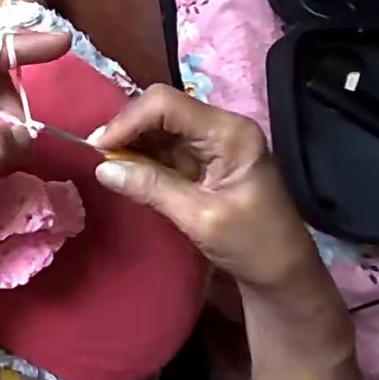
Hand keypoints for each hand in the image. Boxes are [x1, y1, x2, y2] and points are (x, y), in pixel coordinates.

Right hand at [90, 85, 323, 293]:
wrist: (283, 274)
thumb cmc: (252, 245)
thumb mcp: (200, 217)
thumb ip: (152, 187)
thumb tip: (102, 168)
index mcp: (229, 132)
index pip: (167, 104)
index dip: (128, 120)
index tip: (97, 147)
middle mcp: (220, 127)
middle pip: (161, 109)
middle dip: (126, 128)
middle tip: (95, 155)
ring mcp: (212, 142)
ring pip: (159, 126)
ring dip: (130, 142)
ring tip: (103, 162)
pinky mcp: (202, 159)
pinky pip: (164, 146)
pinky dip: (140, 156)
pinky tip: (122, 169)